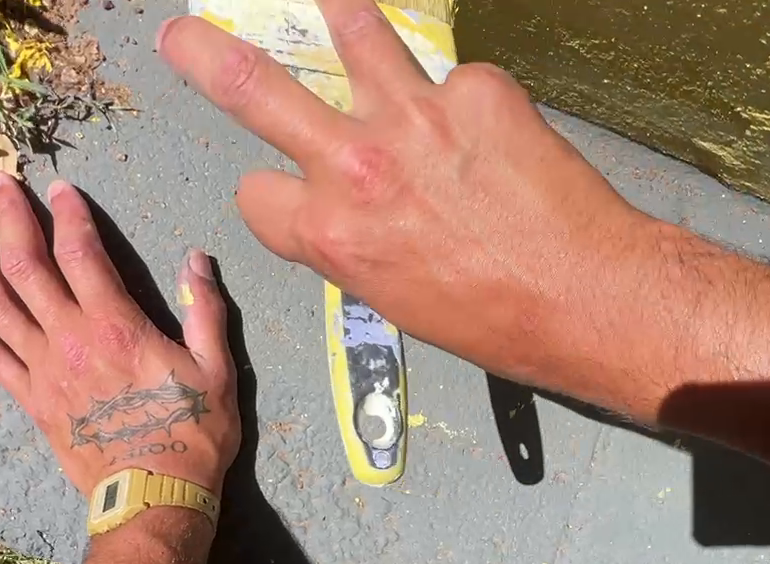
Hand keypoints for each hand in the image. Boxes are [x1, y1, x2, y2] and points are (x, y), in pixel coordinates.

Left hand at [0, 172, 240, 495]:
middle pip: (27, 267)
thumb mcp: (217, 372)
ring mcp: (44, 370)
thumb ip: (206, 313)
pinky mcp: (32, 400)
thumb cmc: (195, 434)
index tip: (59, 190)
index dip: (69, 217)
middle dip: (8, 219)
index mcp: (118, 327)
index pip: (83, 255)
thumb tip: (196, 260)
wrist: (157, 495)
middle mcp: (70, 339)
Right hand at [155, 0, 681, 412]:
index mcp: (333, 236)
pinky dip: (466, 105)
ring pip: (356, 34)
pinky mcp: (477, 89)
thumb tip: (365, 221)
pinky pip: (457, 83)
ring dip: (340, 18)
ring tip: (336, 6)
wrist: (584, 300)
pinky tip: (498, 144)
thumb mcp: (405, 303)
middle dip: (209, 59)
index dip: (275, 201)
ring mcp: (415, 116)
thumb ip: (367, 249)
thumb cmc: (497, 325)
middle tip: (185, 39)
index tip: (288, 197)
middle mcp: (358, 166)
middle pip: (255, 91)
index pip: (258, 197)